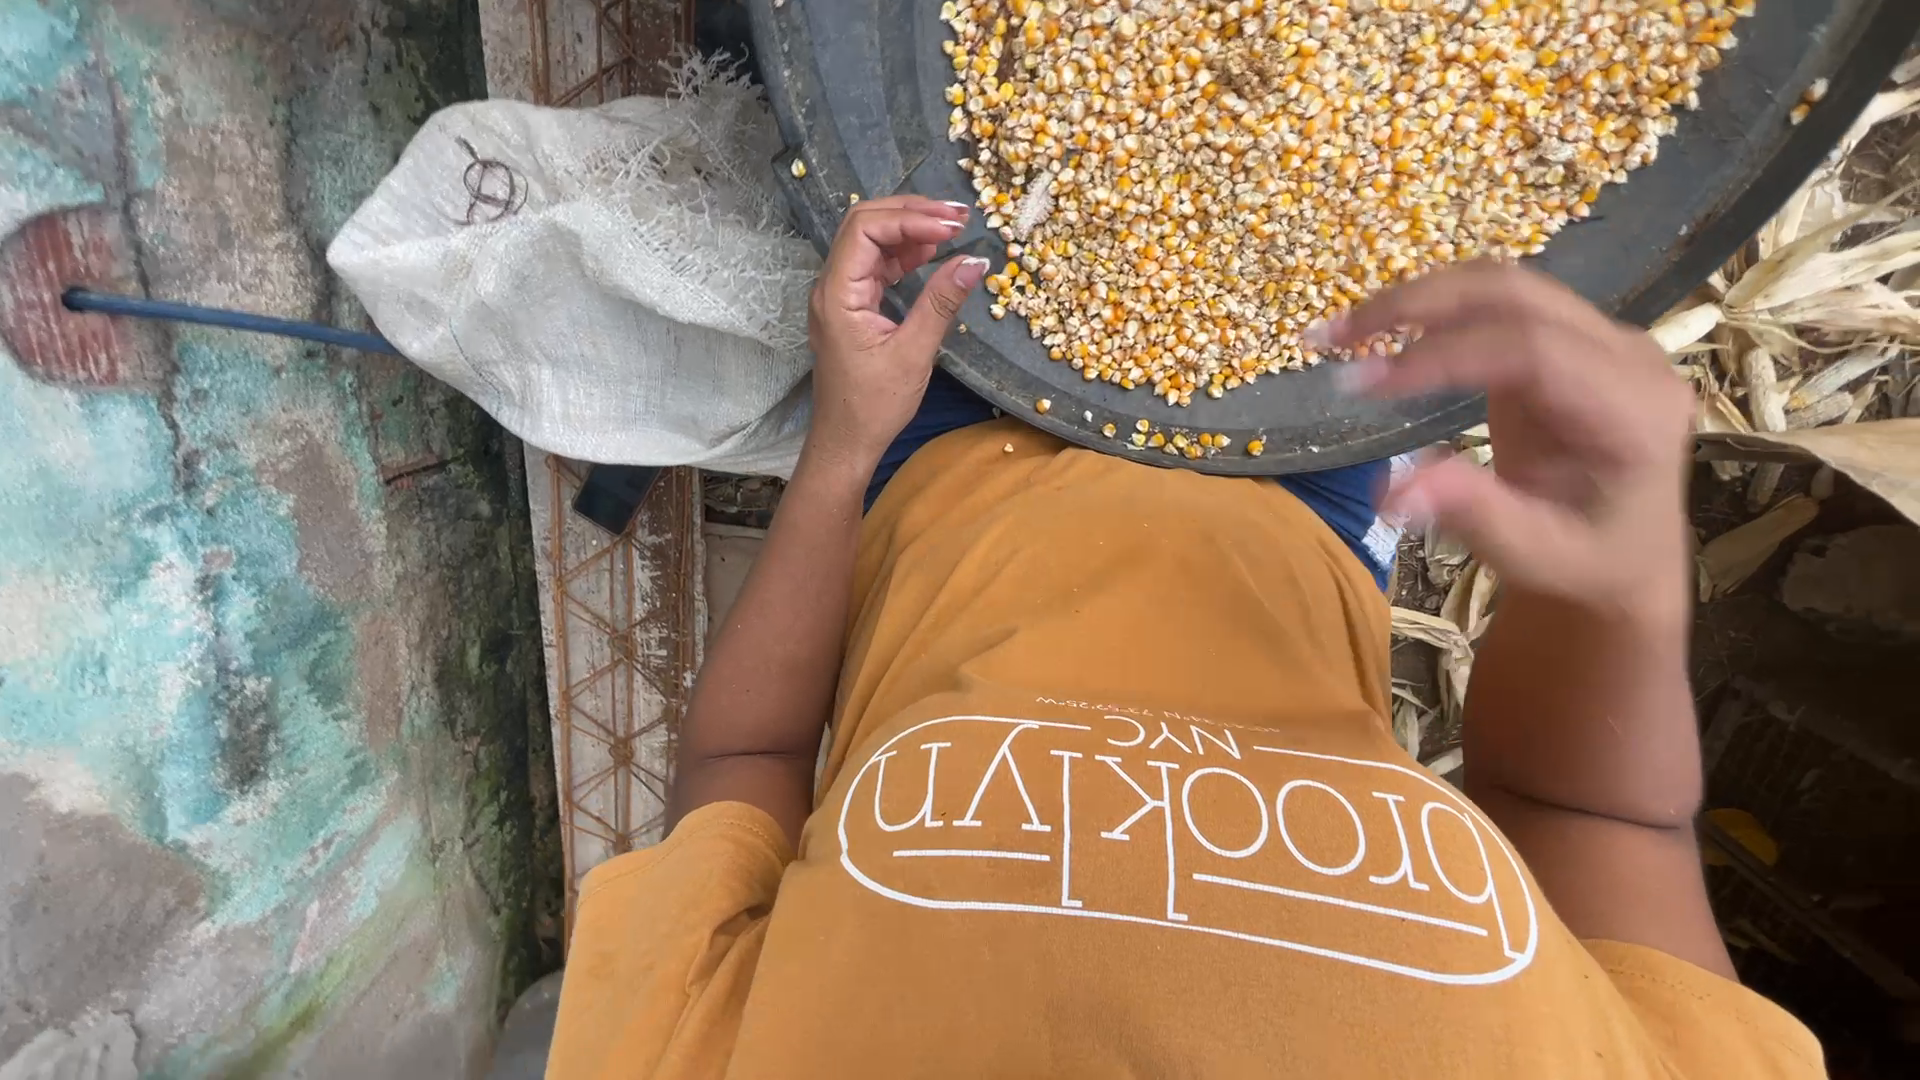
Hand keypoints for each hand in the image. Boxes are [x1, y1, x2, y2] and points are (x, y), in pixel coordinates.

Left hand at [805, 196, 988, 471]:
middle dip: (910, 214)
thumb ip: (941, 303)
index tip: (952, 227)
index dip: (910, 219)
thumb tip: (975, 261)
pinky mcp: (853, 308)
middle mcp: (832, 287)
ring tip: (952, 229)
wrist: (847, 442)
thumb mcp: (913, 354)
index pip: (866, 230)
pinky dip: (904, 255)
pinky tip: (932, 253)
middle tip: (957, 216)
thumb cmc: (874, 406)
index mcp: (837, 295)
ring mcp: (840, 296)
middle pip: (864, 225)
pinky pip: (876, 267)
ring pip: (870, 243)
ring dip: (909, 231)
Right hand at [1311, 261, 1694, 619]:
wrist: (1621, 553)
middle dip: (1416, 306)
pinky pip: (1491, 305)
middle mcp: (1622, 355)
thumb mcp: (1530, 552)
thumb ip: (1472, 513)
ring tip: (1340, 333)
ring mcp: (1594, 340)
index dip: (1440, 358)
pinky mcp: (1560, 341)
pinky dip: (1428, 312)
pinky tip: (1379, 335)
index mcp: (1629, 409)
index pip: (1531, 350)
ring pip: (1498, 285)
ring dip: (1414, 300)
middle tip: (1332, 338)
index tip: (1360, 386)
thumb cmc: (1581, 561)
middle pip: (1513, 294)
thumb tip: (1390, 489)